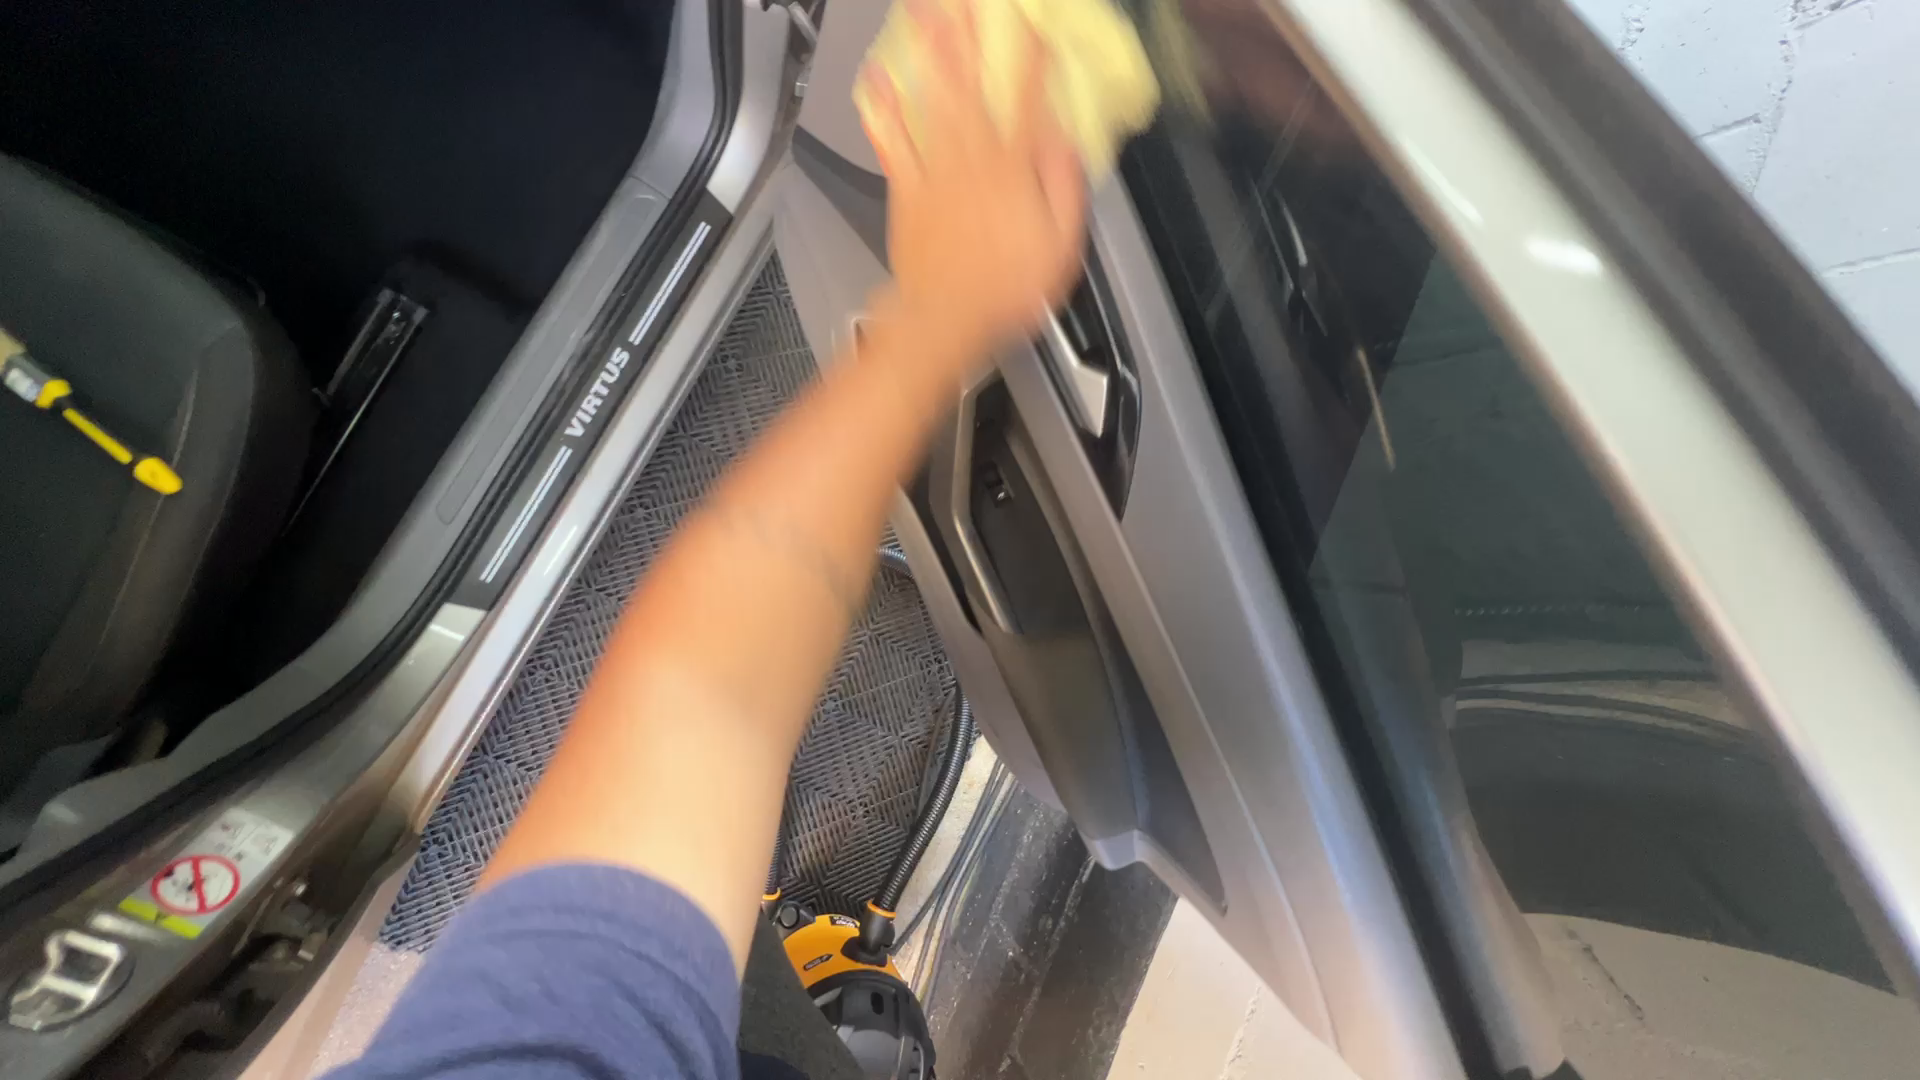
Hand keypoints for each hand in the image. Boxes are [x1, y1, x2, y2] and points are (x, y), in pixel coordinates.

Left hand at [860, 0, 1087, 366]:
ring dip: (924, 54)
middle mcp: (971, 162)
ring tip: (916, 14)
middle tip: (957, 0)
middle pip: (970, 86)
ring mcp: (935, 174)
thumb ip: (1064, 188)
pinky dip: (881, 111)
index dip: (1030, 59)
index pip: (1026, 101)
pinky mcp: (907, 193)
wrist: (947, 321)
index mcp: (1013, 172)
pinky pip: (892, 143)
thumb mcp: (1060, 246)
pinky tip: (873, 82)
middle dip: (966, 36)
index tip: (1031, 24)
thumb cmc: (1007, 291)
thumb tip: (1063, 143)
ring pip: (931, 102)